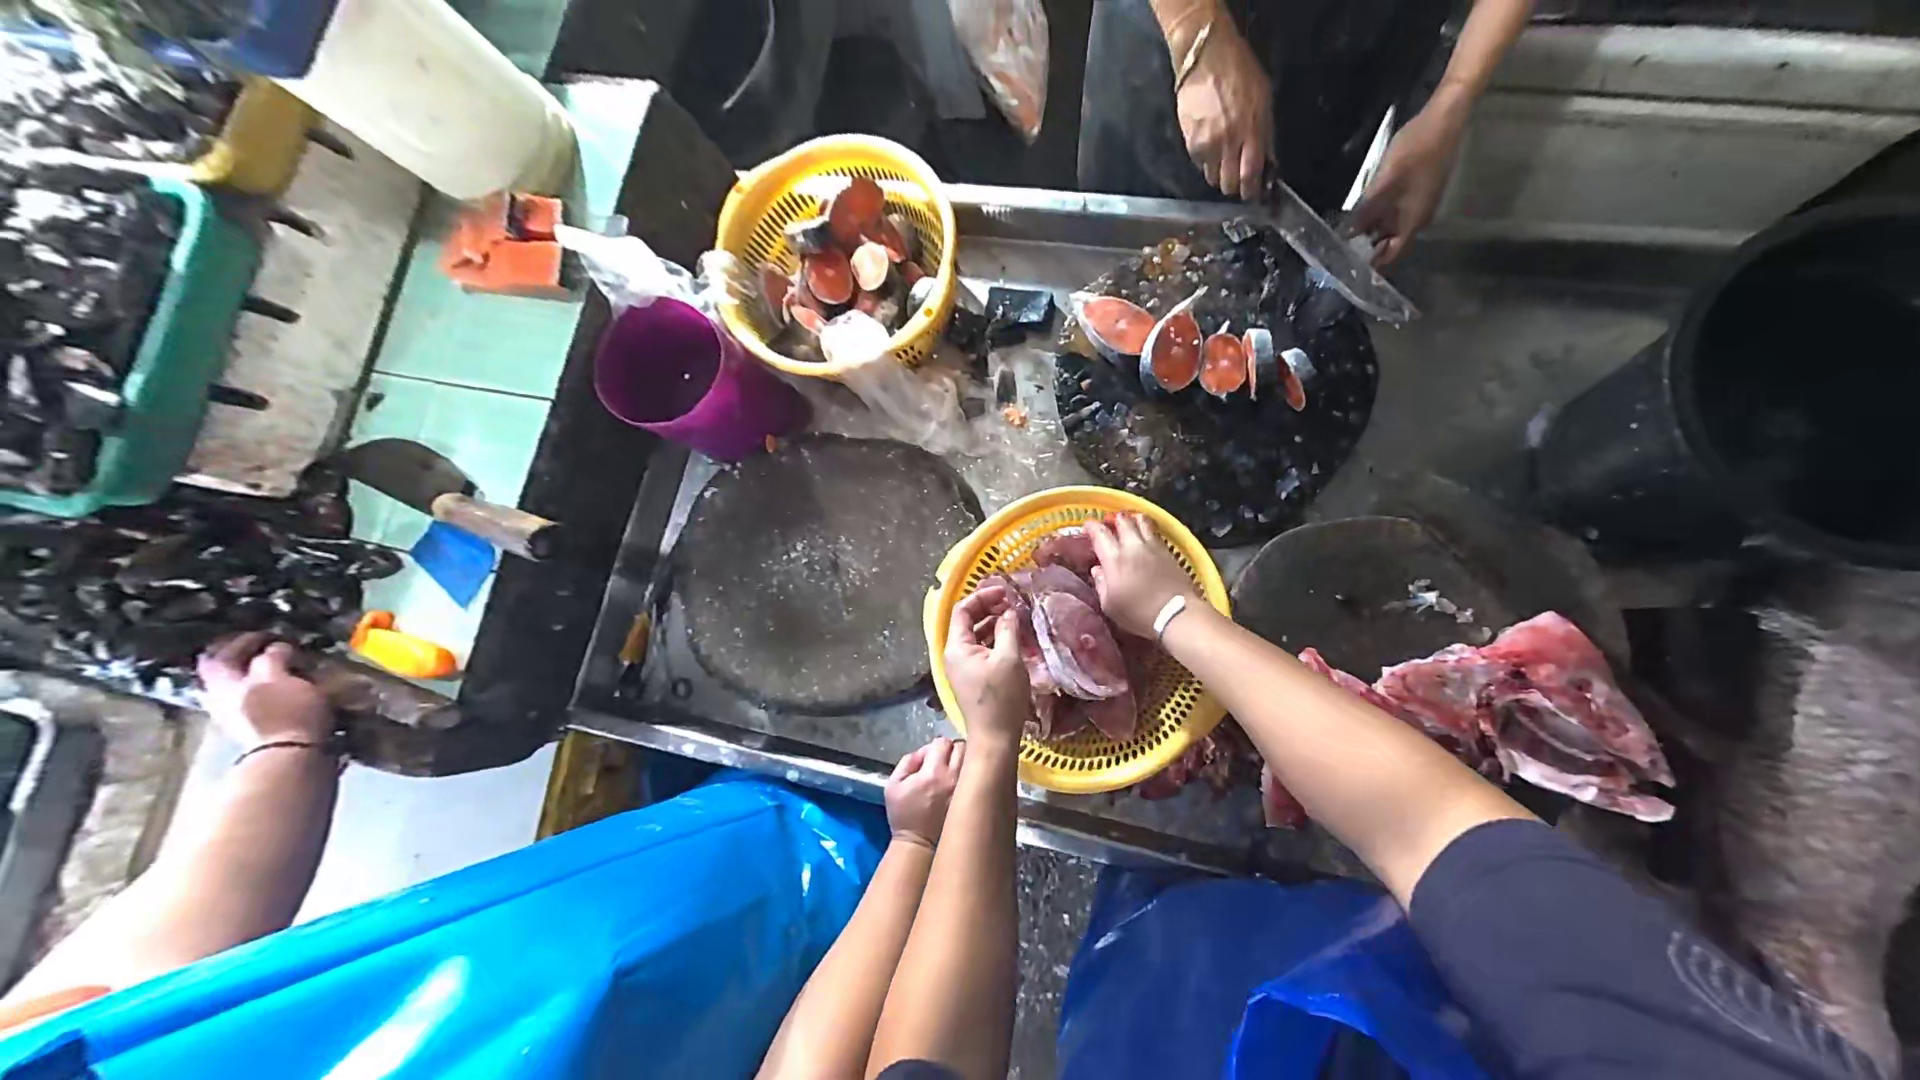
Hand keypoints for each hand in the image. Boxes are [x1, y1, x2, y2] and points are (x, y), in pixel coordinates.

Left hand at [197, 633, 334, 750]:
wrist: (288, 753)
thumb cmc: (284, 711)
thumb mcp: (279, 677)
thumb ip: (272, 658)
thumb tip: (276, 647)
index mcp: (222, 682)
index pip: (221, 653)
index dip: (242, 640)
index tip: (269, 632)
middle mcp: (219, 696)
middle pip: (223, 670)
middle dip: (242, 655)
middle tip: (266, 645)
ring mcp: (232, 713)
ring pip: (236, 684)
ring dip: (253, 671)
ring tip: (277, 664)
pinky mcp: (250, 724)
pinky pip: (250, 696)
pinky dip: (263, 685)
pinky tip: (280, 685)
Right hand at [886, 737, 962, 847]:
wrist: (918, 843)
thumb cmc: (903, 814)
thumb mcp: (893, 785)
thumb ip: (907, 761)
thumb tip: (923, 752)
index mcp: (932, 773)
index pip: (942, 743)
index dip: (933, 747)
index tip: (928, 758)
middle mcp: (953, 778)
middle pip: (961, 746)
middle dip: (951, 750)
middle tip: (942, 761)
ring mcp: (965, 789)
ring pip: (972, 760)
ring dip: (962, 760)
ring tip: (952, 772)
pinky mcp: (972, 800)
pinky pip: (976, 776)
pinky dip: (969, 774)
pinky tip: (960, 783)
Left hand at [944, 585, 1030, 747]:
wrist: (994, 738)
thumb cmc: (1001, 698)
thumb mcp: (1009, 658)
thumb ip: (1008, 629)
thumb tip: (1009, 612)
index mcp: (956, 647)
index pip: (962, 610)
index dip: (982, 596)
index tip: (1004, 591)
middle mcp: (954, 655)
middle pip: (967, 621)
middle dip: (988, 609)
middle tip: (1011, 602)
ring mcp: (962, 667)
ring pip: (976, 636)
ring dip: (994, 624)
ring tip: (1016, 618)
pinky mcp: (972, 678)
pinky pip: (981, 650)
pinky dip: (995, 640)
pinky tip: (1013, 639)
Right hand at [1085, 514, 1199, 637]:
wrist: (1176, 614)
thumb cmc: (1139, 614)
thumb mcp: (1110, 606)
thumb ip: (1101, 584)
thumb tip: (1097, 569)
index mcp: (1114, 559)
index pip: (1100, 534)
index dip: (1092, 527)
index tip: (1087, 527)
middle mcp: (1132, 547)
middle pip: (1122, 521)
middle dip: (1113, 519)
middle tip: (1109, 524)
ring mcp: (1152, 546)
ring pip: (1142, 521)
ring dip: (1133, 519)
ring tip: (1129, 522)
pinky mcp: (1168, 551)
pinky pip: (1155, 532)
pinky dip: (1147, 528)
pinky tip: (1146, 535)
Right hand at [1174, 18, 1270, 199]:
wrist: (1206, 60)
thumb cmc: (1240, 74)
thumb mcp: (1263, 100)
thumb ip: (1265, 134)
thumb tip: (1267, 162)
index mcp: (1250, 131)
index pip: (1250, 174)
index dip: (1251, 191)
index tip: (1252, 195)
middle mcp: (1228, 143)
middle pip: (1228, 184)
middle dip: (1234, 186)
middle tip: (1237, 179)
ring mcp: (1207, 146)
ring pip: (1212, 178)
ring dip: (1219, 174)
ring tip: (1223, 159)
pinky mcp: (1191, 145)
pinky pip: (1200, 165)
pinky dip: (1206, 162)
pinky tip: (1210, 146)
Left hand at [1350, 91, 1470, 265]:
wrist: (1444, 116)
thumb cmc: (1416, 150)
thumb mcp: (1384, 184)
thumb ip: (1365, 212)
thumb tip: (1345, 237)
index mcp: (1413, 221)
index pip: (1392, 255)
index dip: (1372, 266)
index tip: (1348, 271)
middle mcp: (1415, 217)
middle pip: (1388, 244)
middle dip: (1365, 251)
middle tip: (1336, 257)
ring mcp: (1414, 203)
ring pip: (1387, 228)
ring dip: (1367, 234)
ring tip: (1339, 240)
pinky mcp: (1411, 191)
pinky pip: (1389, 213)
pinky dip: (1373, 219)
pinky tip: (1354, 217)